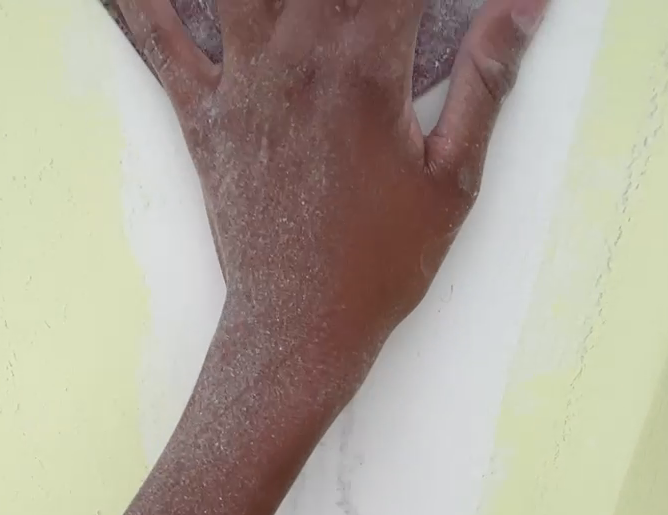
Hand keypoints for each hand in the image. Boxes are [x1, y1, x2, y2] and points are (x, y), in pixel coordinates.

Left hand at [115, 0, 548, 396]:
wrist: (300, 328)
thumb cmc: (379, 267)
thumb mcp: (450, 185)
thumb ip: (485, 85)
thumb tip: (526, 4)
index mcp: (367, 68)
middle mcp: (298, 56)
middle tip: (367, 5)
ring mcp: (242, 82)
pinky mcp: (205, 116)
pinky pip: (161, 39)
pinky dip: (141, 3)